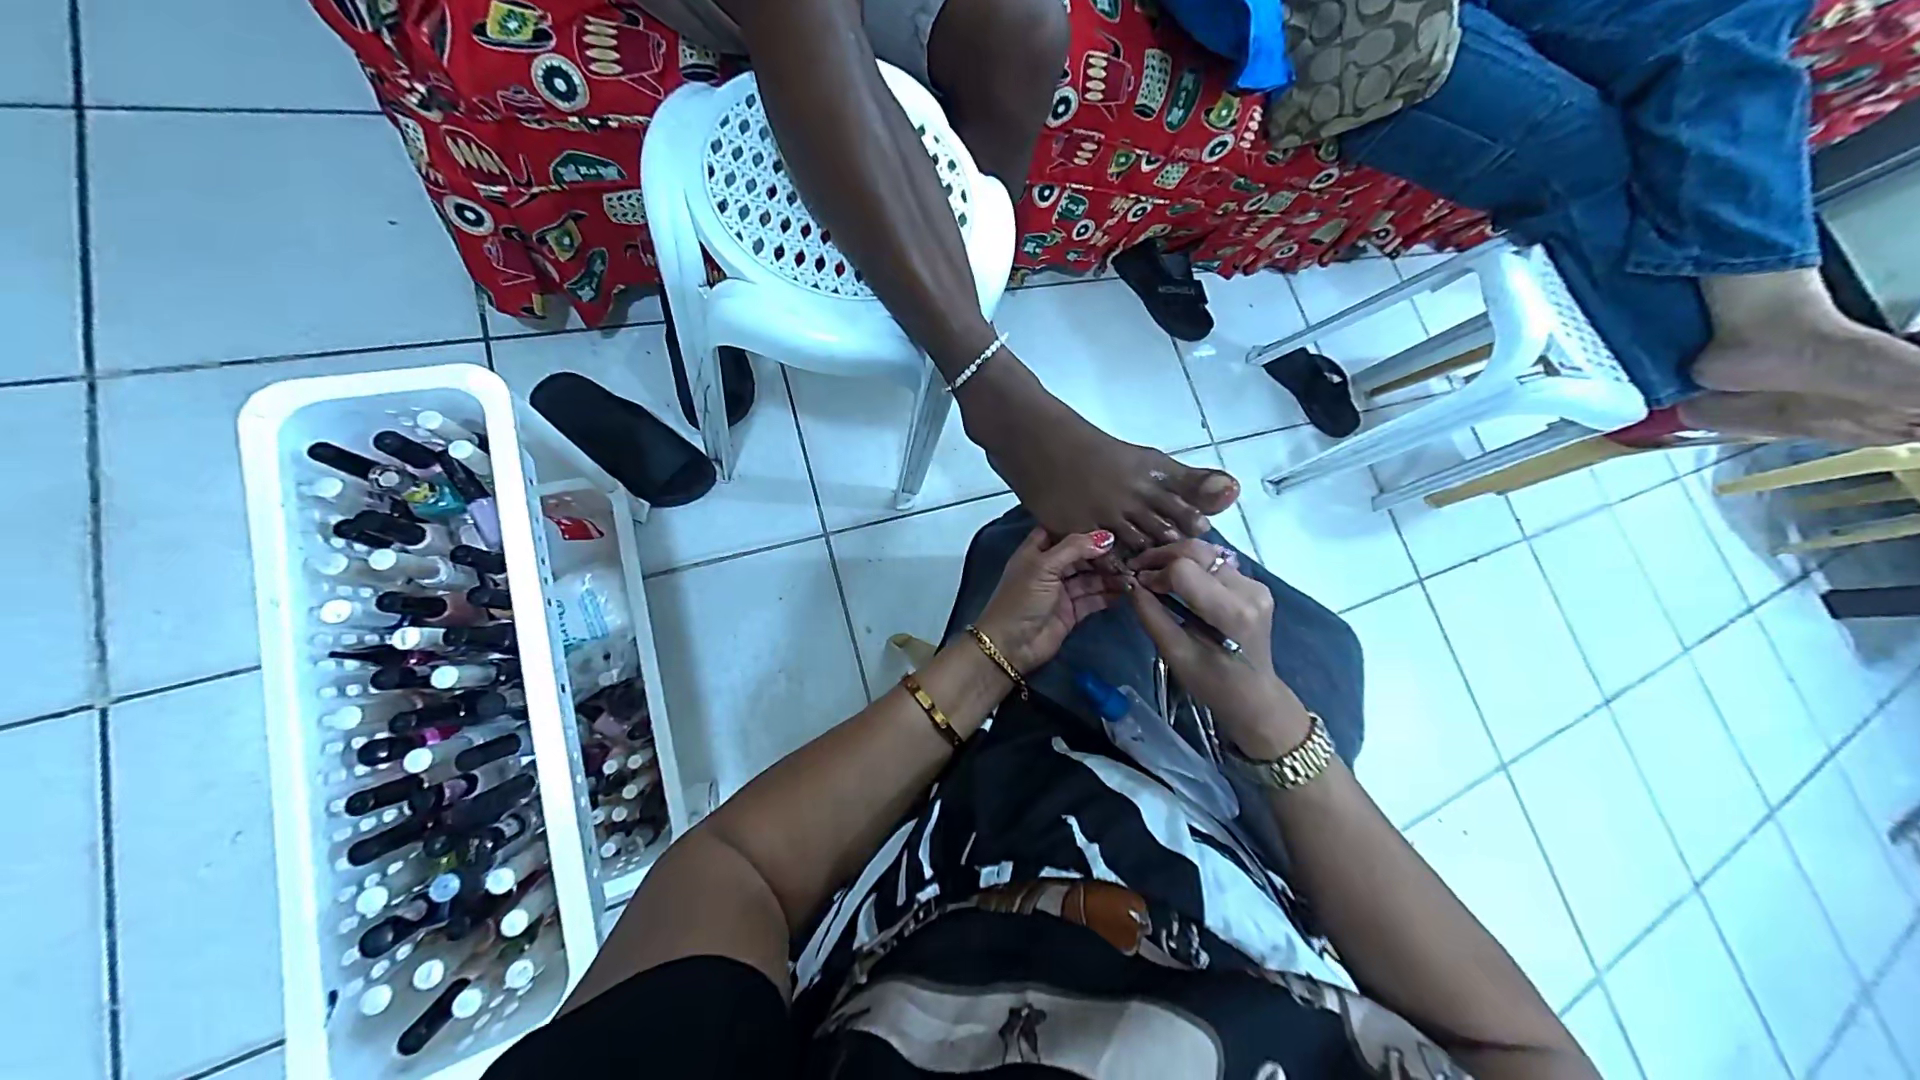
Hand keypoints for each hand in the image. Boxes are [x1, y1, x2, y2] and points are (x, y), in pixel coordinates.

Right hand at [960, 362, 1239, 549]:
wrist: (1036, 439)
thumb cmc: (1086, 446)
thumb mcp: (1142, 458)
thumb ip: (1187, 479)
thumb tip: (1233, 489)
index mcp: (1150, 470)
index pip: (1187, 506)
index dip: (1196, 527)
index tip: (1205, 543)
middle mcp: (1132, 491)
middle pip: (1167, 528)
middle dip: (1179, 550)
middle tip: (1187, 569)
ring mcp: (1105, 511)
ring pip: (1139, 544)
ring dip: (1152, 560)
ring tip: (1161, 575)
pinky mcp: (1077, 526)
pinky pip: (1104, 556)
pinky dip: (1118, 568)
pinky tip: (1126, 576)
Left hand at [973, 528, 1125, 674]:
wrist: (1011, 645)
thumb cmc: (1022, 599)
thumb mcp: (1044, 566)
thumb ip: (1074, 548)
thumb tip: (1106, 537)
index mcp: (1036, 551)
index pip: (1061, 531)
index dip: (1082, 527)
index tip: (1109, 521)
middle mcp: (1050, 568)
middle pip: (1080, 555)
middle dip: (1102, 553)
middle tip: (1129, 551)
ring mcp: (1061, 590)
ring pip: (1090, 577)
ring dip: (1109, 574)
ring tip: (1133, 571)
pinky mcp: (1072, 611)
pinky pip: (1094, 598)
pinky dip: (1109, 594)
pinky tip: (1127, 588)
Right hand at [1125, 539, 1312, 758]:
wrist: (1254, 696)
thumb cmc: (1212, 683)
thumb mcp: (1175, 653)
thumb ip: (1152, 614)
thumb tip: (1130, 584)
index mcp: (1231, 612)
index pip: (1184, 570)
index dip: (1154, 572)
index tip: (1137, 583)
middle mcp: (1248, 590)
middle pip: (1198, 552)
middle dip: (1162, 555)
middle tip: (1138, 568)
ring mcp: (1255, 585)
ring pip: (1207, 552)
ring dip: (1176, 557)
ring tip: (1154, 572)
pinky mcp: (1254, 585)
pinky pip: (1216, 563)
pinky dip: (1192, 565)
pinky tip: (1176, 579)